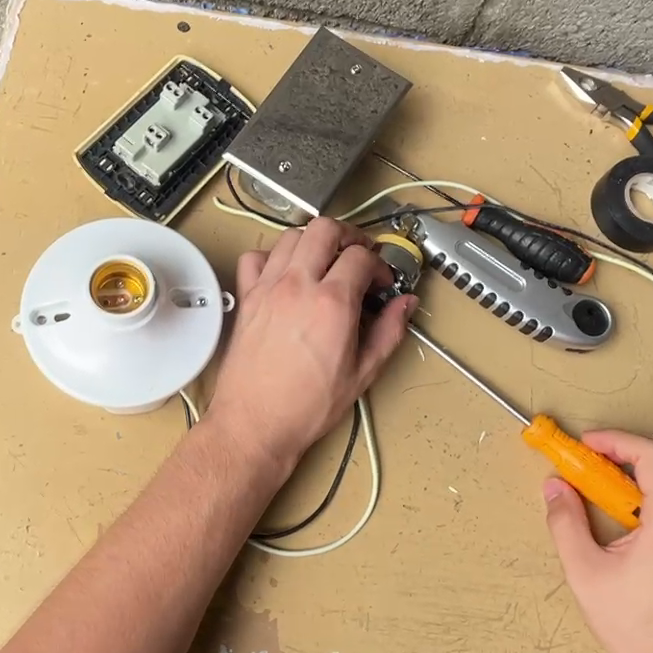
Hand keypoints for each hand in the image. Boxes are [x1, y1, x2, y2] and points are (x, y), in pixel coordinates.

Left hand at [206, 217, 415, 466]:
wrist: (256, 423)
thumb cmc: (305, 406)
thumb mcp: (362, 374)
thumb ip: (389, 332)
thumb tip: (404, 305)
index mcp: (332, 304)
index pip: (361, 257)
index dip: (379, 265)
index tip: (381, 282)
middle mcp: (298, 286)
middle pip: (325, 229)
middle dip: (349, 236)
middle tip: (358, 256)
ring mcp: (268, 289)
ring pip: (291, 236)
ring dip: (313, 241)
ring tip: (325, 261)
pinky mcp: (247, 299)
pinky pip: (255, 257)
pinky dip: (272, 256)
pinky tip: (285, 273)